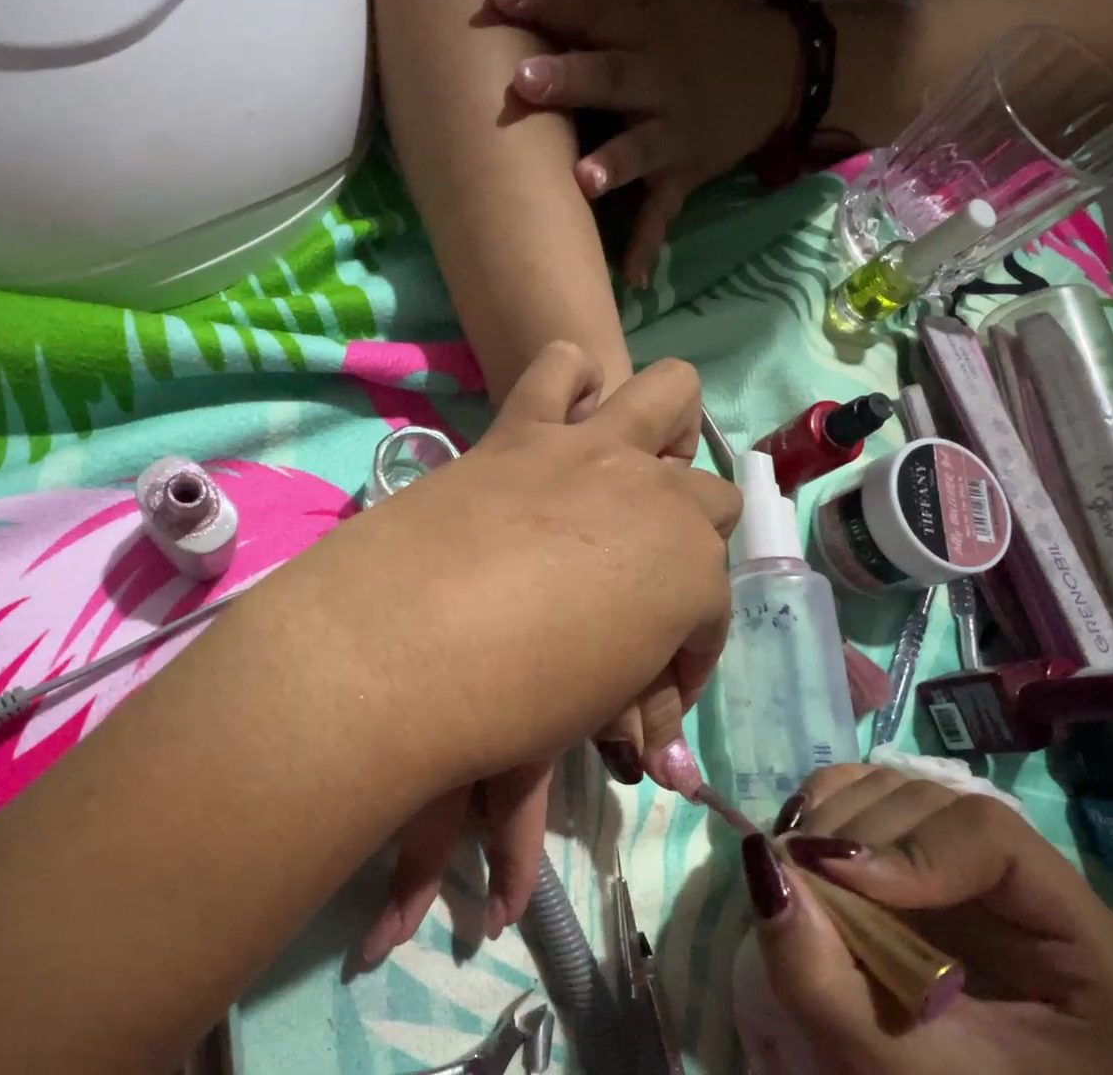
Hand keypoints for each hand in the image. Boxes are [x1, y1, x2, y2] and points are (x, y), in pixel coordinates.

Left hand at [336, 342, 739, 964]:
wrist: (400, 648)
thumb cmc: (509, 702)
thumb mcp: (587, 714)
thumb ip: (623, 706)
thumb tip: (624, 746)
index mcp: (693, 579)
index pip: (709, 621)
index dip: (684, 664)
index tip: (648, 696)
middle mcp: (659, 499)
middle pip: (711, 500)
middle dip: (691, 543)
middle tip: (642, 582)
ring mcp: (589, 451)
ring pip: (670, 393)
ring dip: (662, 427)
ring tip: (625, 469)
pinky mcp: (518, 430)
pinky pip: (559, 366)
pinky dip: (569, 383)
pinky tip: (556, 424)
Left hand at [492, 0, 798, 285]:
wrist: (777, 70)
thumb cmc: (696, 37)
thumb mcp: (658, 7)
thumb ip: (604, 7)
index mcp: (644, 30)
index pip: (591, 12)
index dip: (549, 5)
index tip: (499, 2)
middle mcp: (657, 79)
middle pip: (610, 76)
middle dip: (570, 80)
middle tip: (524, 81)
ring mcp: (672, 132)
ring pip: (640, 147)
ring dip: (613, 163)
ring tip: (583, 180)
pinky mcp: (685, 174)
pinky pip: (663, 211)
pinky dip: (648, 242)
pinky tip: (630, 276)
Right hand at [736, 765, 1112, 1073]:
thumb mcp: (889, 1064)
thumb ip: (823, 977)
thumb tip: (762, 862)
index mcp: (1089, 952)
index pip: (992, 837)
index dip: (905, 845)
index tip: (832, 876)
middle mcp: (1041, 892)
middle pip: (938, 807)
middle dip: (853, 834)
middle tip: (793, 874)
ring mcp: (980, 874)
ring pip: (902, 796)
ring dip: (831, 820)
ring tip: (796, 872)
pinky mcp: (930, 870)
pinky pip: (876, 807)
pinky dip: (826, 814)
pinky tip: (805, 854)